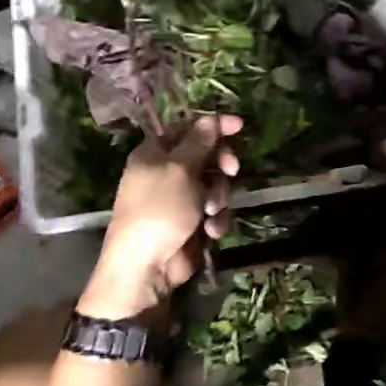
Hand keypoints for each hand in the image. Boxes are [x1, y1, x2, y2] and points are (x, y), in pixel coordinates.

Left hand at [78, 114, 241, 319]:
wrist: (146, 267)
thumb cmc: (159, 210)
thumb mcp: (179, 170)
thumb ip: (198, 143)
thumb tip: (210, 119)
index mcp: (155, 153)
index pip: (188, 128)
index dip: (213, 125)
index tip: (239, 126)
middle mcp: (167, 171)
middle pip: (206, 155)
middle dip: (220, 165)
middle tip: (231, 170)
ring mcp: (180, 198)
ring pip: (214, 184)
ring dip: (218, 197)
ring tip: (210, 212)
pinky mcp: (192, 221)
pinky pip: (213, 210)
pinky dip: (215, 220)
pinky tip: (210, 232)